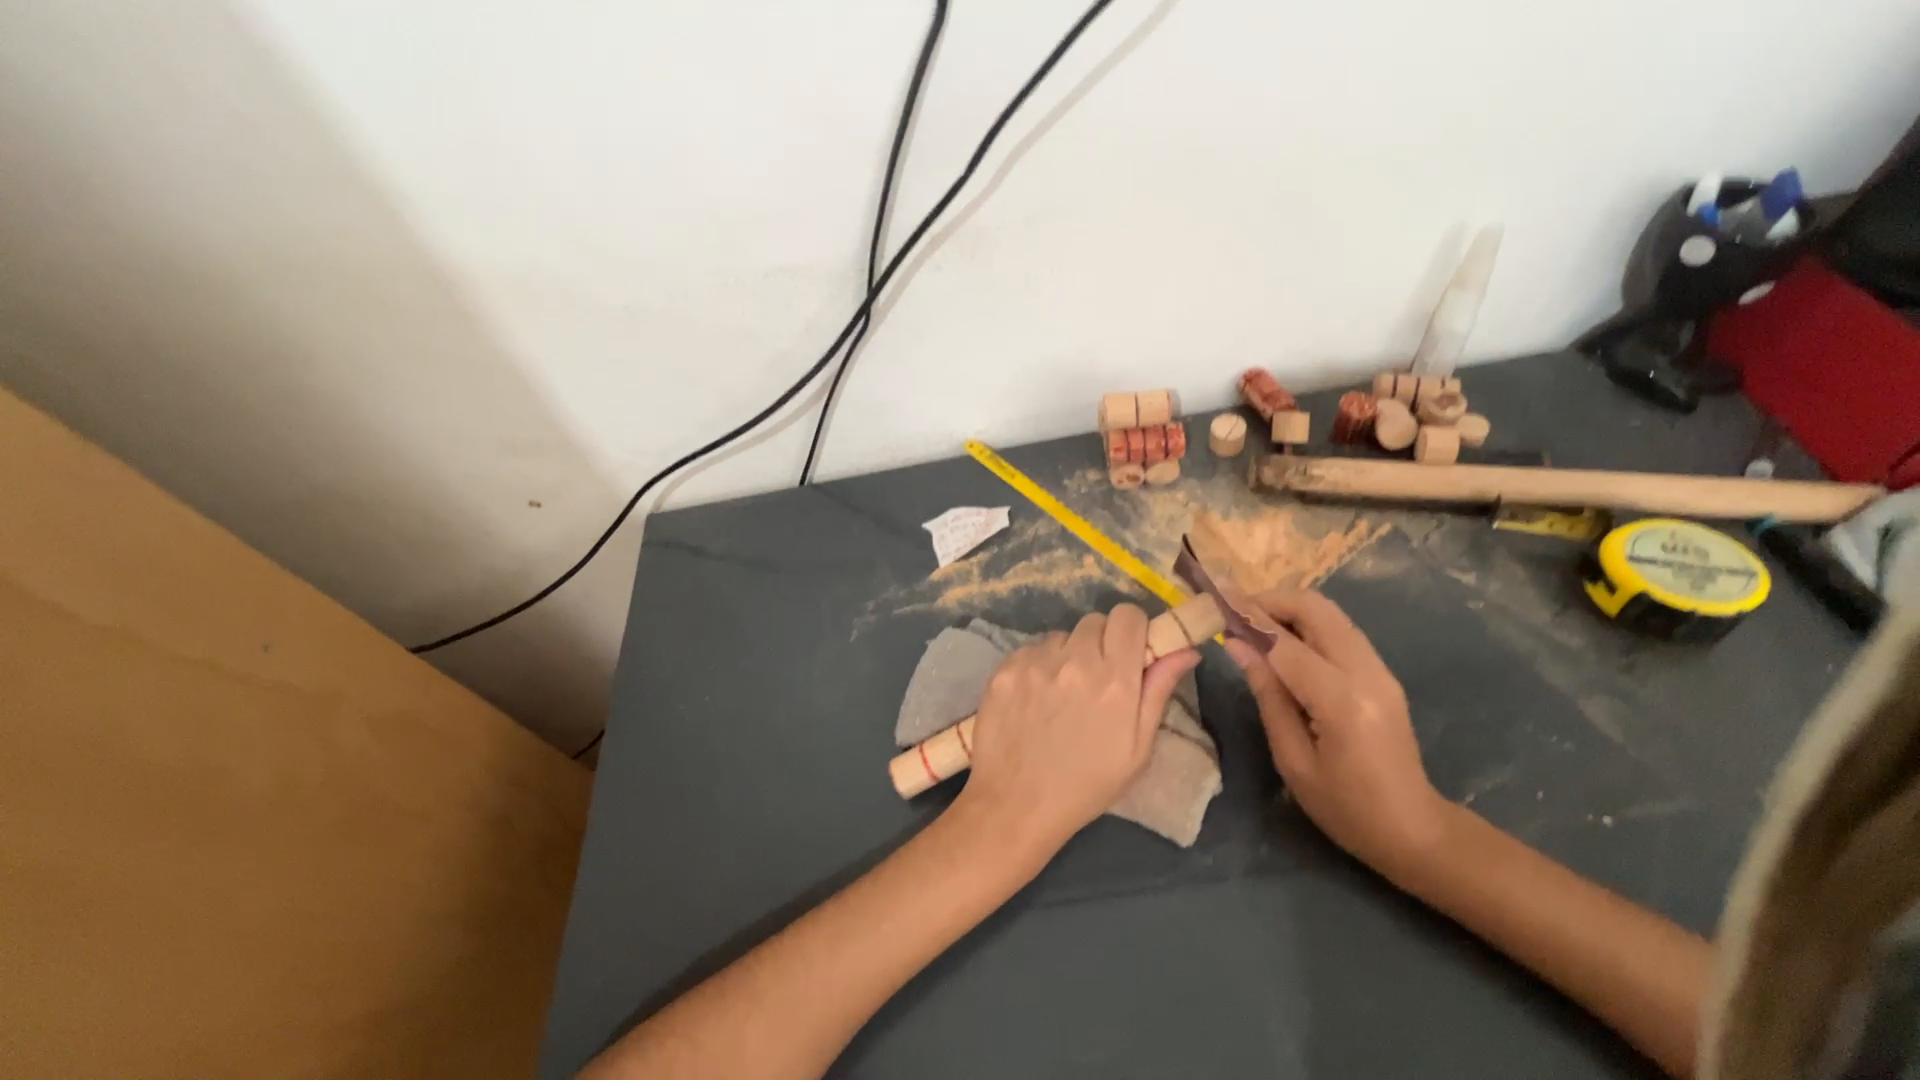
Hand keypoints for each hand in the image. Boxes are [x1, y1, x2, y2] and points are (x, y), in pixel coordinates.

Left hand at [954, 604, 1200, 857]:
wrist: (1017, 804)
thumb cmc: (1087, 784)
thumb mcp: (1138, 749)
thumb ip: (1159, 691)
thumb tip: (1185, 649)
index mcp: (1115, 680)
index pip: (1128, 615)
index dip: (1133, 629)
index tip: (1132, 650)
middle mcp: (1075, 661)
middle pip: (1095, 621)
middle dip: (1102, 642)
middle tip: (1098, 678)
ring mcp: (1035, 663)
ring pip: (1061, 636)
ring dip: (1067, 654)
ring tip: (1062, 694)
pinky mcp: (1005, 669)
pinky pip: (1030, 650)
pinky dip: (1037, 666)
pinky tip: (1036, 700)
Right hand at [1222, 589, 1447, 876]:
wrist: (1412, 828)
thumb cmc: (1344, 808)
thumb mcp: (1292, 760)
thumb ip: (1267, 695)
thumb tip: (1237, 645)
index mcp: (1341, 700)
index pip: (1285, 643)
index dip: (1247, 616)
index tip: (1215, 595)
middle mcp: (1366, 672)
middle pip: (1316, 609)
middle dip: (1271, 601)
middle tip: (1234, 612)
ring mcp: (1380, 670)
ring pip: (1331, 614)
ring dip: (1289, 610)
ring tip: (1251, 626)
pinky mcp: (1382, 673)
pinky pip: (1340, 631)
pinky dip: (1307, 625)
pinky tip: (1282, 644)